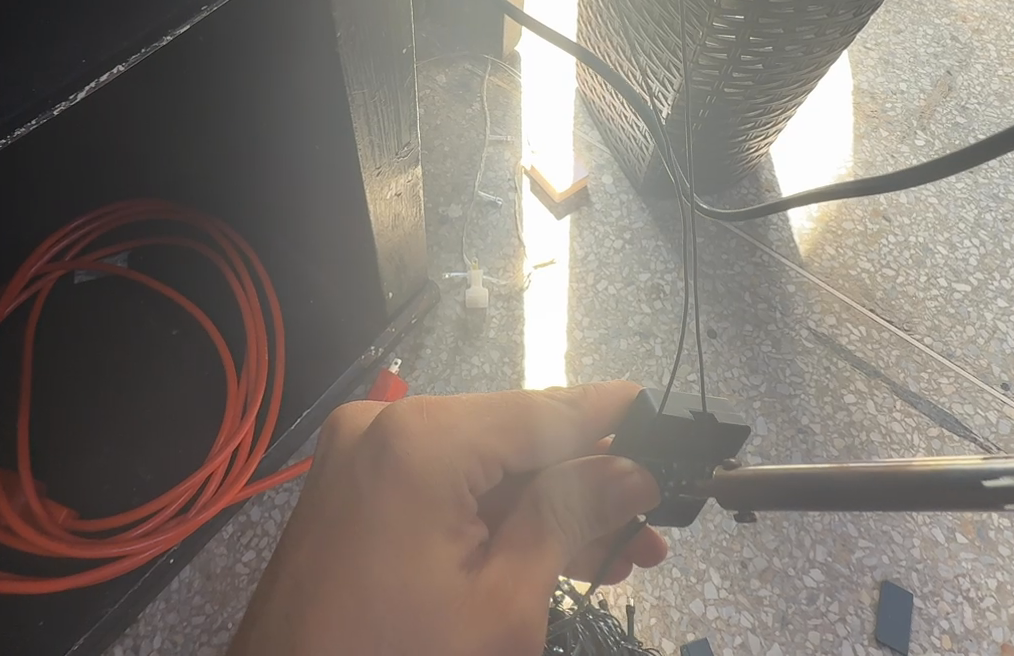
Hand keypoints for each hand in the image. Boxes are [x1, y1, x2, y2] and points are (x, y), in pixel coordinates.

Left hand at [226, 382, 666, 655]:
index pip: (538, 412)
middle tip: (649, 519)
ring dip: (542, 503)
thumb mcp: (502, 604)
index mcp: (420, 437)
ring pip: (479, 462)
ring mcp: (364, 450)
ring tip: (616, 548)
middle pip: (510, 435)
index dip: (604, 415)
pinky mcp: (356, 482)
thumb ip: (568, 519)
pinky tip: (548, 543)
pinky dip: (491, 512)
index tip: (657, 409)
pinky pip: (442, 482)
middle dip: (580, 479)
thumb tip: (632, 474)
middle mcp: (386, 422)